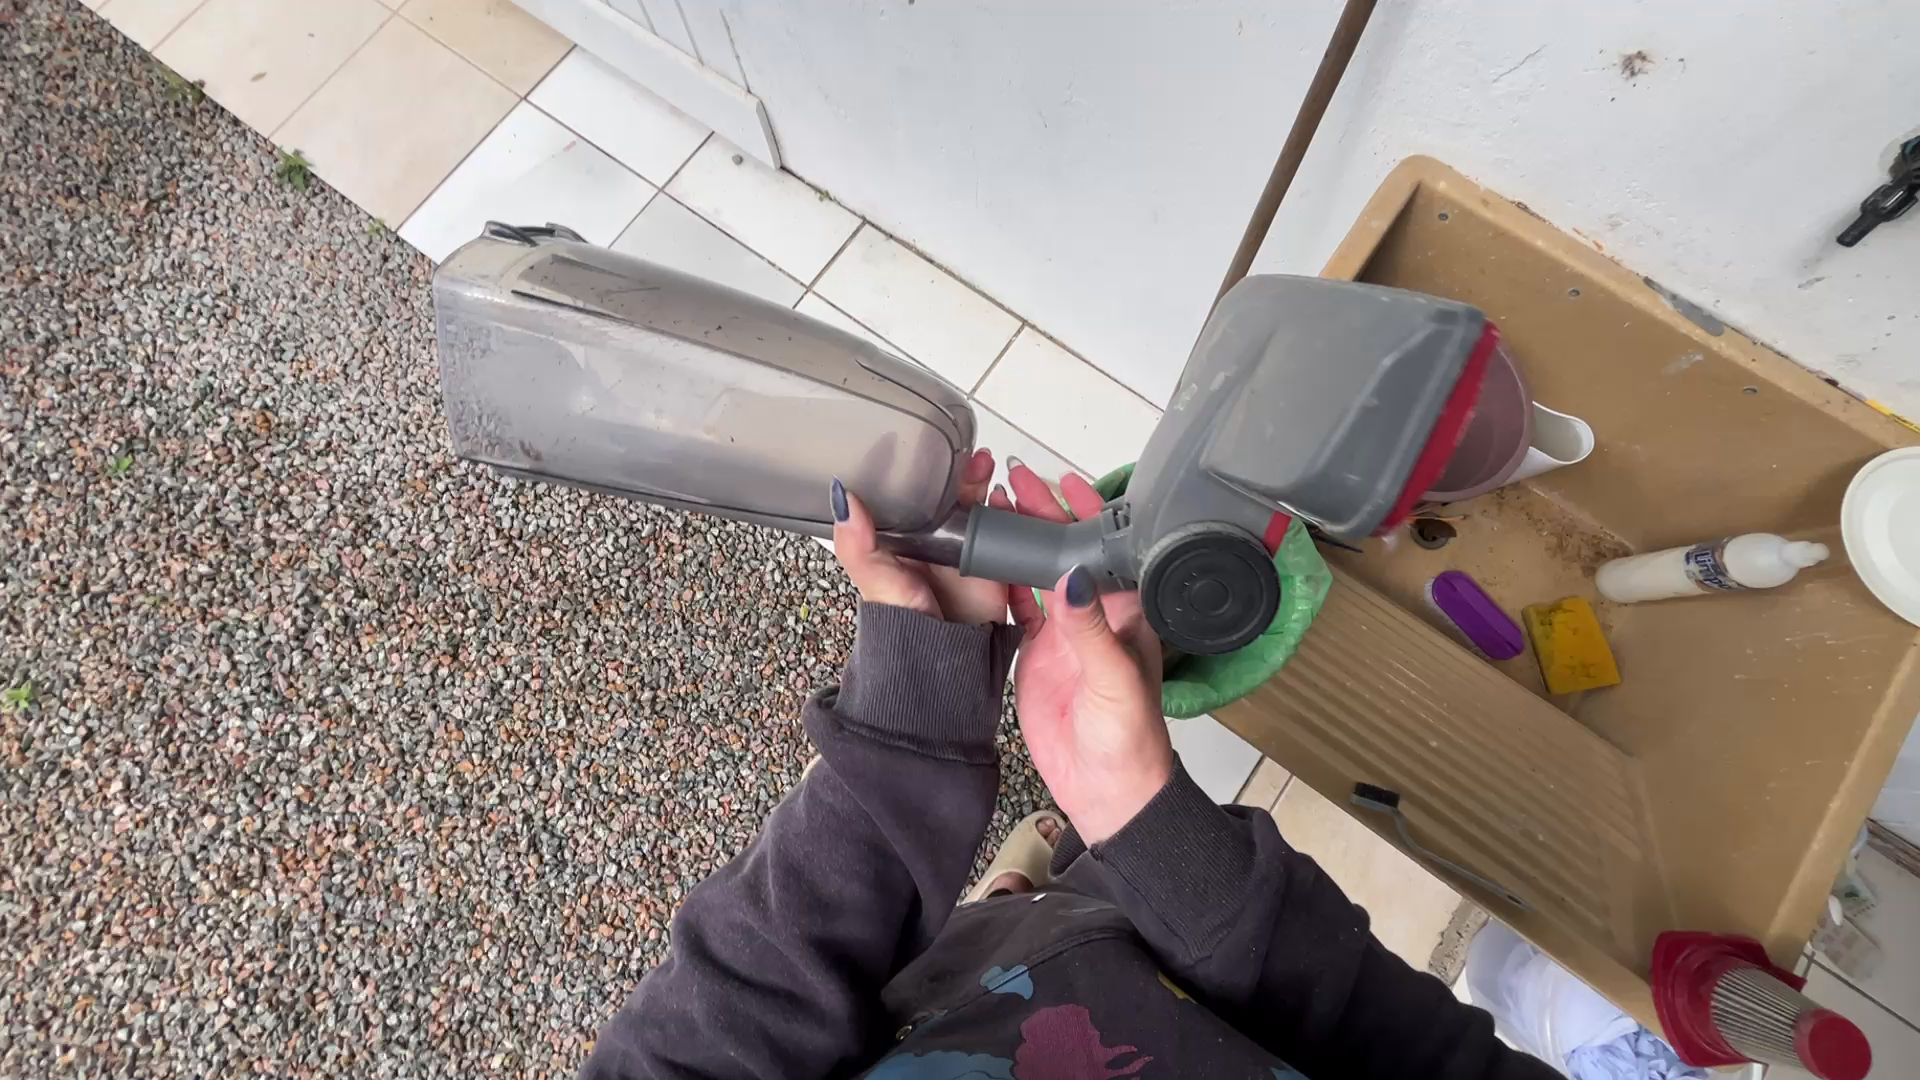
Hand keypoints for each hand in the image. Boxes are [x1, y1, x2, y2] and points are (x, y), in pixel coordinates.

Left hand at [830, 450, 1009, 624]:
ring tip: (986, 466)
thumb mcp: (873, 577)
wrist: (943, 657)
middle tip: (970, 455)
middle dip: (961, 471)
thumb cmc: (903, 621)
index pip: (912, 495)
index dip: (922, 470)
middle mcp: (934, 540)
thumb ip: (856, 541)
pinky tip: (1005, 499)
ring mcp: (965, 549)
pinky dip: (1007, 512)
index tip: (927, 445)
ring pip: (977, 506)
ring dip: (983, 484)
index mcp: (903, 539)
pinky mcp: (992, 561)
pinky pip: (1002, 530)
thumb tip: (840, 496)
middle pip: (950, 494)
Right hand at [1004, 465, 1170, 843]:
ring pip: (1037, 574)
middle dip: (1042, 515)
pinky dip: (1000, 582)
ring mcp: (1063, 633)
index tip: (1061, 479)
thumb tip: (1068, 578)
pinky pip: (1017, 607)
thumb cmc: (1130, 739)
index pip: (1105, 548)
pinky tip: (984, 560)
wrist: (1105, 789)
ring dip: (1018, 543)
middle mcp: (1093, 614)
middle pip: (1065, 552)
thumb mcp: (1114, 681)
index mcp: (1124, 611)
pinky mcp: (1037, 652)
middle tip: (1012, 483)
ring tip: (993, 510)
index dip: (1086, 511)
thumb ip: (1090, 630)